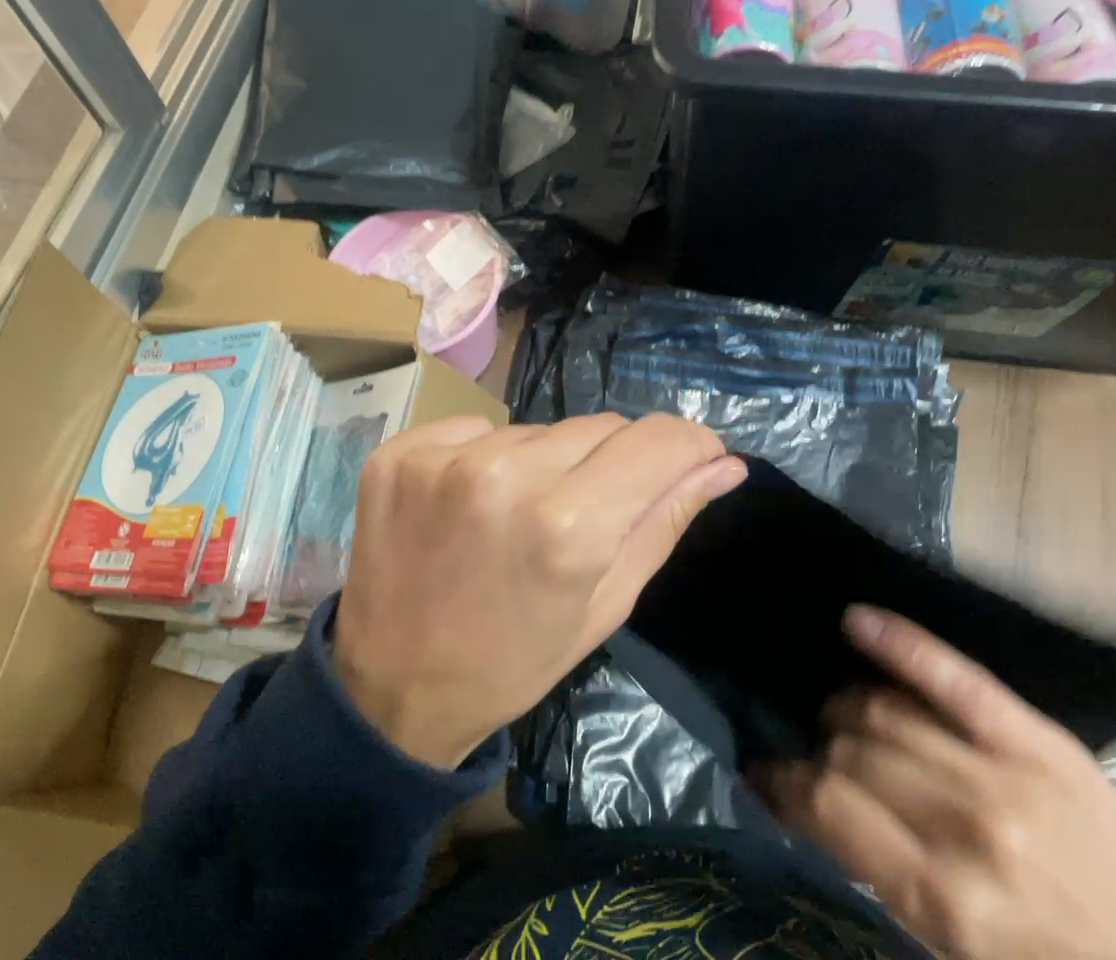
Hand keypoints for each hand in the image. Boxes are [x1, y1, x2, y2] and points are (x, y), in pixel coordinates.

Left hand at [333, 414, 745, 769]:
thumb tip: (723, 465)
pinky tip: (469, 507)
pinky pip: (475, 430)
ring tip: (517, 519)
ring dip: (544, 464)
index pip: (659, 440)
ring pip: (537, 429)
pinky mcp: (399, 453)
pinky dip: (485, 458)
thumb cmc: (512, 663)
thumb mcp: (603, 607)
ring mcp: (442, 460)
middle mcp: (505, 476)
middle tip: (584, 518)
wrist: (392, 687)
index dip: (688, 448)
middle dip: (611, 464)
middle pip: (600, 427)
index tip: (689, 465)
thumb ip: (663, 523)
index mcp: (568, 529)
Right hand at [759, 607, 1115, 959]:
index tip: (766, 778)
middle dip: (820, 752)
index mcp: (939, 893)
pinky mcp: (1036, 738)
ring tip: (846, 723)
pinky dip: (901, 644)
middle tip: (820, 762)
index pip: (826, 805)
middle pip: (852, 751)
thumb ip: (868, 870)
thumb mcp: (941, 942)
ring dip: (848, 710)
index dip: (783, 784)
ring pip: (885, 709)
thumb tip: (796, 799)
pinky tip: (856, 622)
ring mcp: (1005, 773)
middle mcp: (966, 826)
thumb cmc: (1033, 954)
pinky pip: (955, 676)